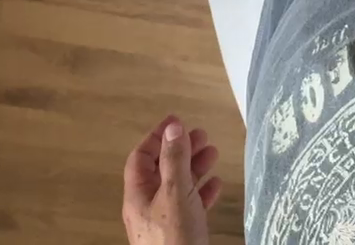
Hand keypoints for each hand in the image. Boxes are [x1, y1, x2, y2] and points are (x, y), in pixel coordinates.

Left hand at [122, 117, 221, 244]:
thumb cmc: (174, 236)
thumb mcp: (175, 192)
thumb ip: (175, 159)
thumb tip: (173, 126)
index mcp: (138, 196)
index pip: (140, 158)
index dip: (157, 137)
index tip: (177, 120)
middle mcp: (147, 208)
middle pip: (161, 170)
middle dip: (181, 149)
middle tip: (202, 134)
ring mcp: (162, 223)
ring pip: (177, 186)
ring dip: (194, 167)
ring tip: (213, 153)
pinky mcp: (178, 236)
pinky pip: (188, 206)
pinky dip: (202, 191)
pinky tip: (216, 185)